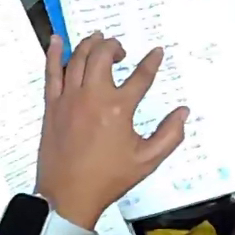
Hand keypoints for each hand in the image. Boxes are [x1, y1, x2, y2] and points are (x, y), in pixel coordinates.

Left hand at [35, 32, 187, 227]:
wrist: (68, 195)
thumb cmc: (109, 178)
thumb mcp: (148, 160)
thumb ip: (170, 134)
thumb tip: (183, 112)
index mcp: (119, 108)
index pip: (140, 76)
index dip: (151, 61)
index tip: (157, 52)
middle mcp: (93, 96)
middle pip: (102, 55)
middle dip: (114, 46)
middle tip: (121, 51)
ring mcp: (69, 98)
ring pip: (78, 58)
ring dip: (90, 44)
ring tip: (99, 39)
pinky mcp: (52, 105)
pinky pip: (51, 71)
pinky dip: (54, 53)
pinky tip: (58, 40)